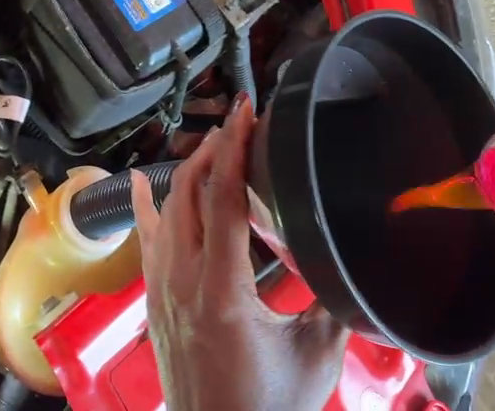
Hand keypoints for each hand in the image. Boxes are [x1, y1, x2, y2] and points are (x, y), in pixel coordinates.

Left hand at [131, 97, 348, 410]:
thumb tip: (355, 266)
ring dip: (188, 173)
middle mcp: (182, 280)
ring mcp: (161, 289)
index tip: (245, 112)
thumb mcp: (314, 358)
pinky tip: (139, 182)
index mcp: (222, 288)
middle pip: (188, 192)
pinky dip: (144, 205)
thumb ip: (334, 308)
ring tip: (212, 148)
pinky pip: (146, 239)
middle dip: (212, 150)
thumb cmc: (267, 409)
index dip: (234, 149)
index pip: (222, 198)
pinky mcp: (155, 300)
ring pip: (166, 210)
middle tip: (238, 124)